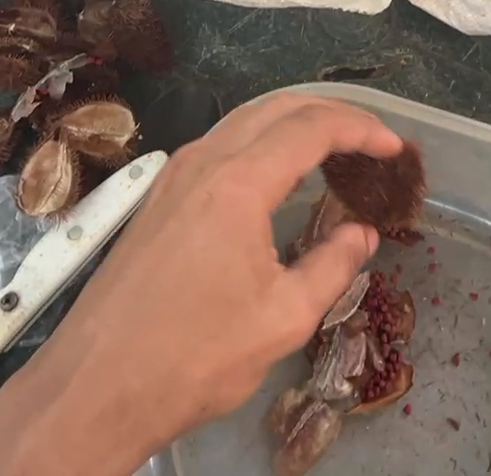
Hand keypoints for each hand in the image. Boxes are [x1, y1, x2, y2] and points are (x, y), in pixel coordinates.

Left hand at [0, 94, 401, 475]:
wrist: (95, 383)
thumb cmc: (194, 356)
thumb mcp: (283, 318)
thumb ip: (333, 265)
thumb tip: (363, 233)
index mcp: (238, 182)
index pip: (311, 128)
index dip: (361, 129)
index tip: (394, 147)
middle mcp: (204, 159)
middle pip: (278, 107)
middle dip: (332, 113)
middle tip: (372, 140)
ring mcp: (175, 172)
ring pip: (246, 119)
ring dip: (294, 123)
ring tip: (334, 150)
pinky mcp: (159, 192)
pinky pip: (221, 142)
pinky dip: (262, 141)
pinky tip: (279, 173)